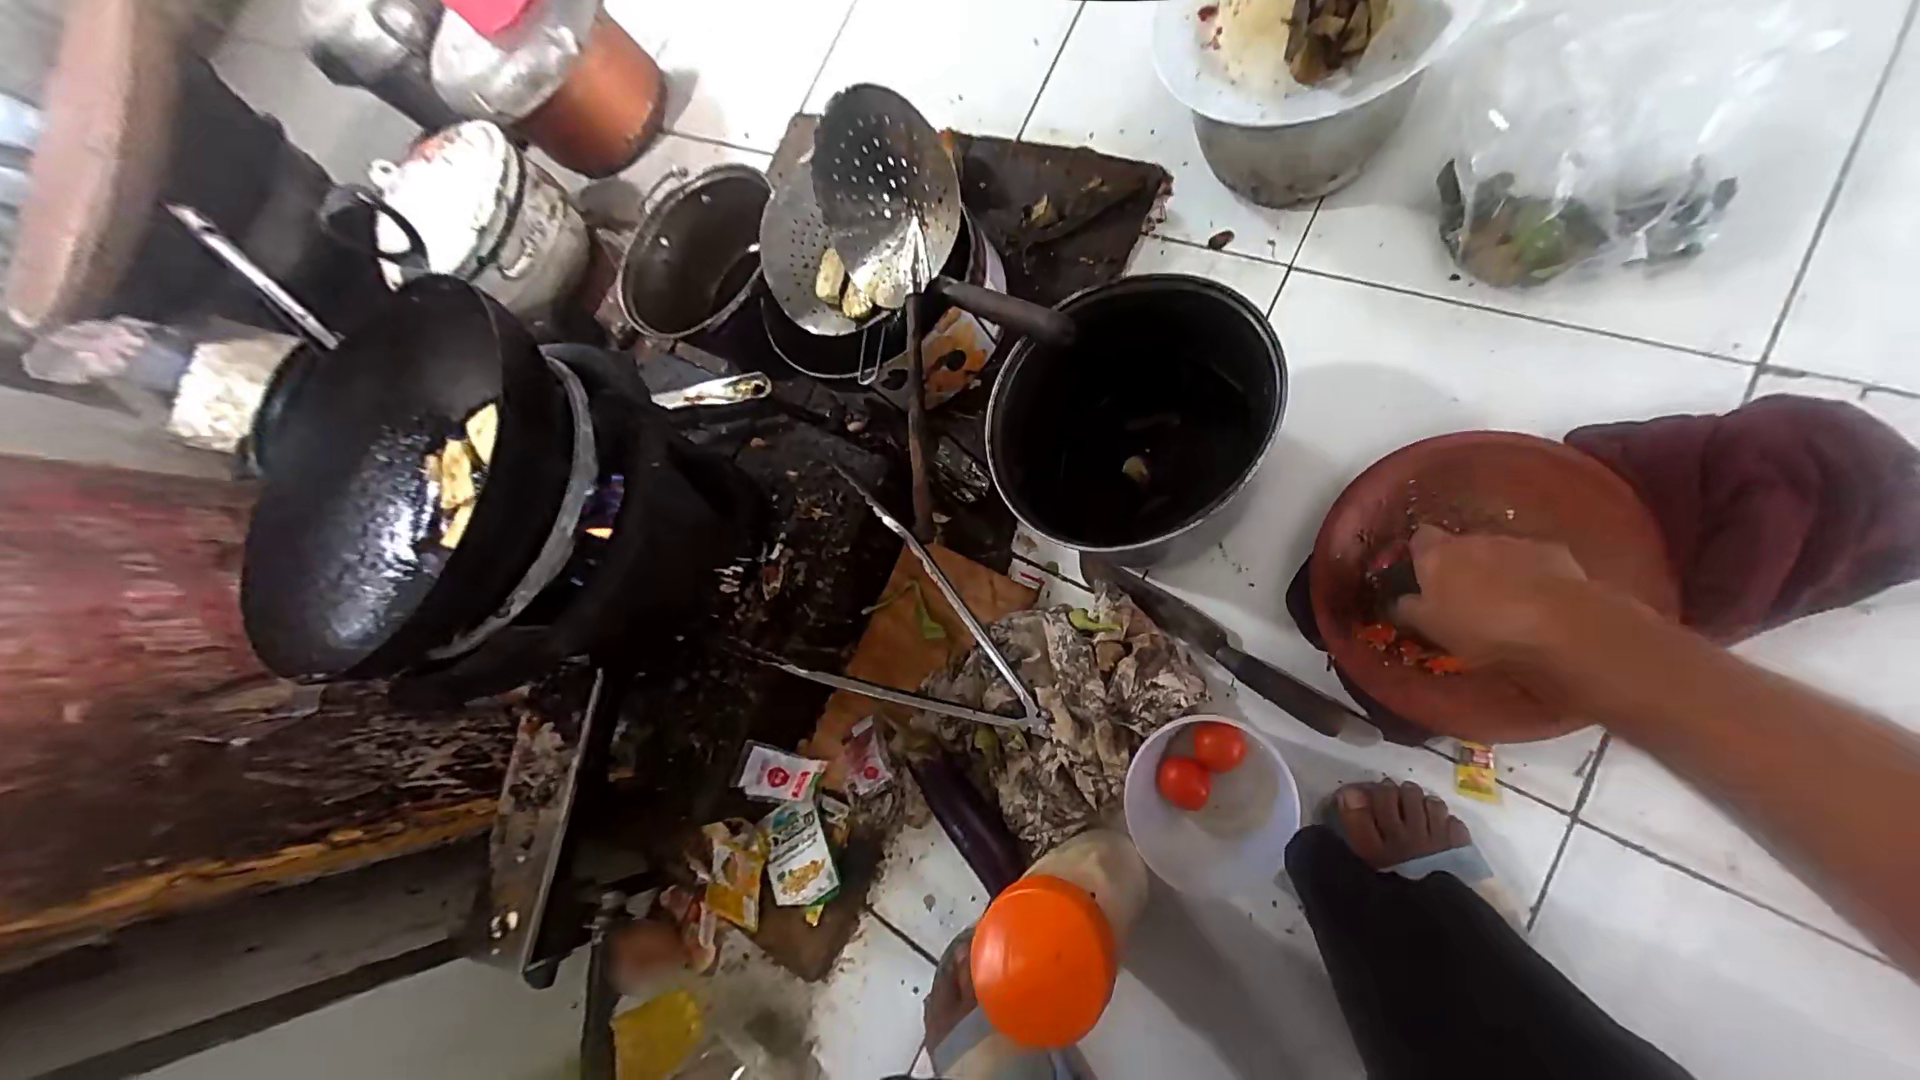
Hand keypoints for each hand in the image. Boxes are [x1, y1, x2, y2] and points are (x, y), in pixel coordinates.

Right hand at [1392, 526, 1589, 665]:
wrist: (1562, 628)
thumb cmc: (1480, 626)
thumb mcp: (1428, 626)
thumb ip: (1407, 608)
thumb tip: (1398, 601)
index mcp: (1435, 553)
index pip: (1419, 538)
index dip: (1419, 554)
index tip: (1421, 576)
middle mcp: (1473, 539)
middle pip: (1460, 545)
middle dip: (1460, 564)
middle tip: (1462, 597)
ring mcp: (1518, 543)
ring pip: (1498, 553)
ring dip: (1497, 570)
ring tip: (1504, 603)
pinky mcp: (1558, 554)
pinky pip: (1535, 563)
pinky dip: (1532, 576)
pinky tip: (1538, 602)